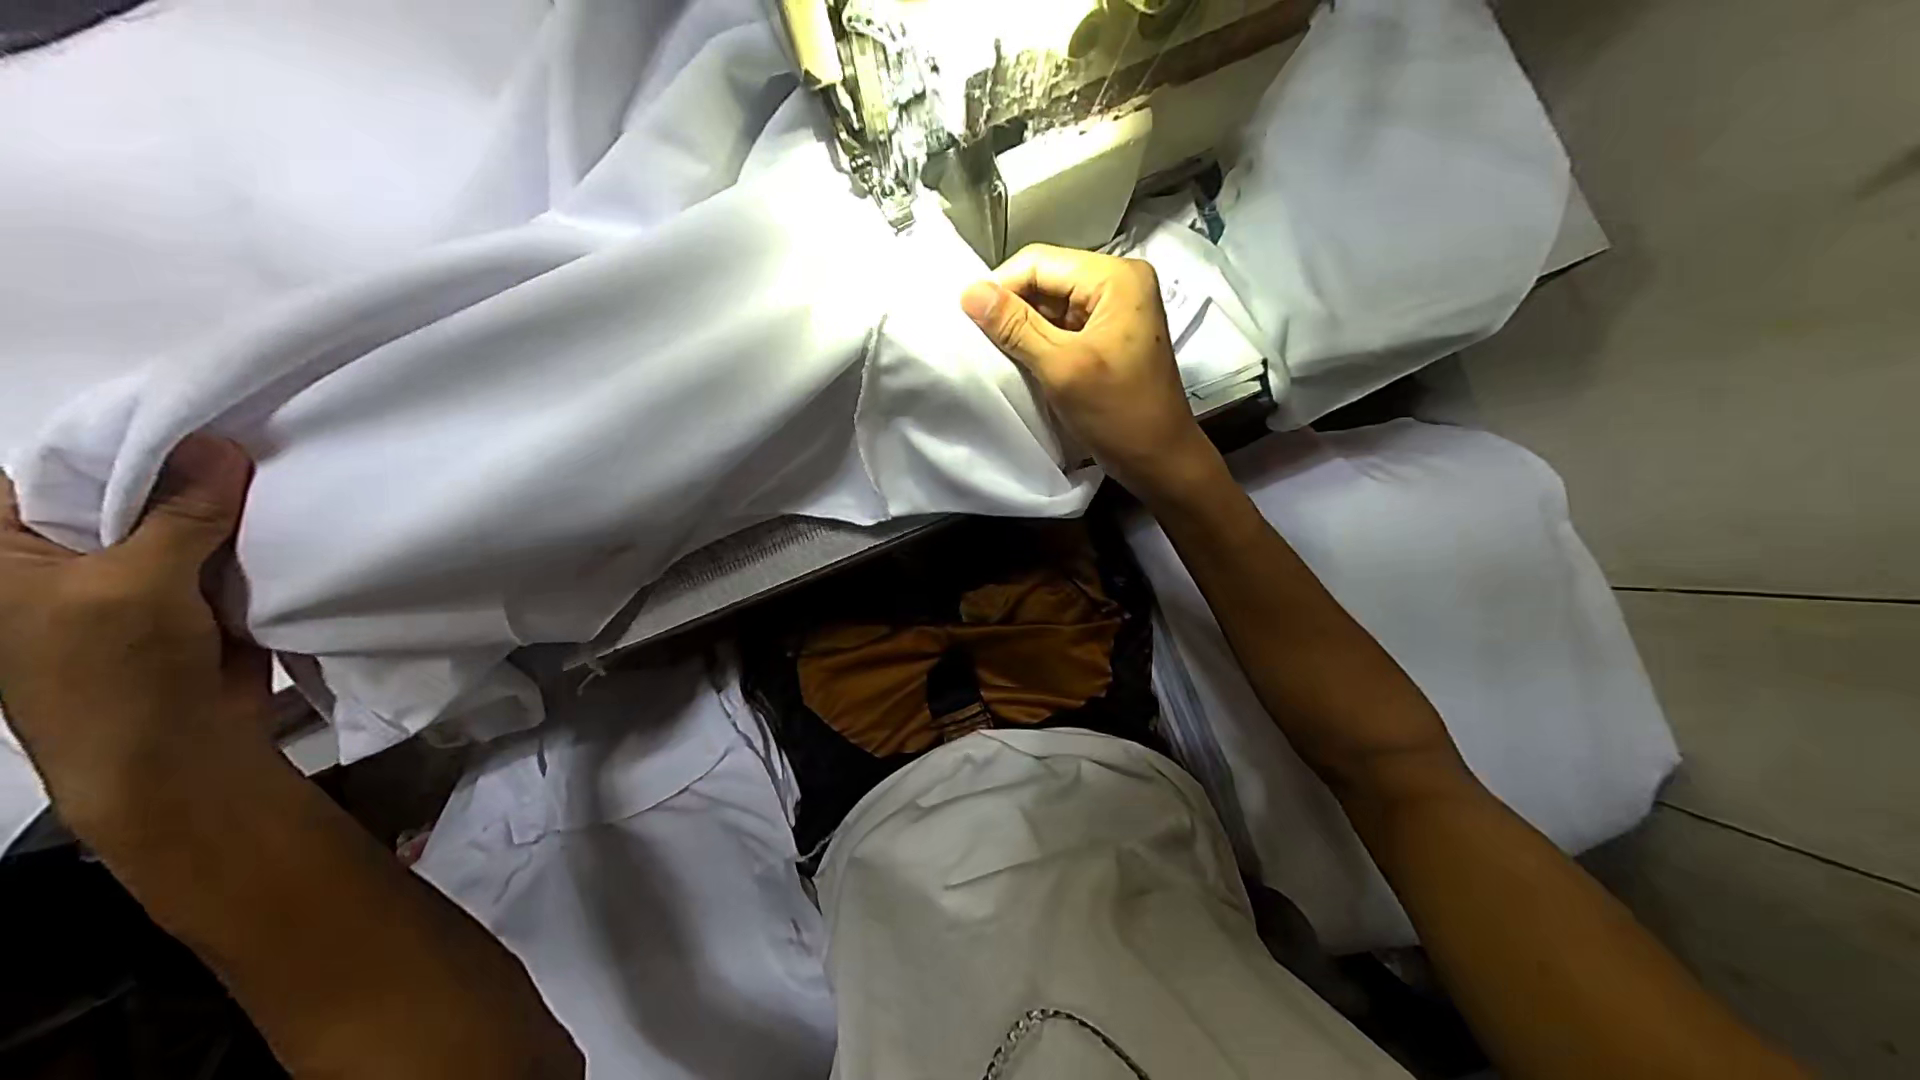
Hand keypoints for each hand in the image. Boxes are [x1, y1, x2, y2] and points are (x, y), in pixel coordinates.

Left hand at [0, 434, 274, 826]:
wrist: (172, 752)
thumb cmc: (113, 672)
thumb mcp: (135, 585)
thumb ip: (180, 515)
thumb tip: (221, 444)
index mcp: (7, 549)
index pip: (61, 470)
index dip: (127, 444)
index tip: (199, 416)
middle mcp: (68, 556)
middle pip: (131, 493)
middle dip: (191, 473)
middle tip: (253, 439)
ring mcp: (136, 579)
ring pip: (185, 523)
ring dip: (229, 509)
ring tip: (279, 472)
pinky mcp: (194, 599)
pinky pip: (222, 554)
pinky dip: (251, 540)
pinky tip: (285, 518)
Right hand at [961, 244, 1223, 502]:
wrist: (1159, 459)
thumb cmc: (1121, 415)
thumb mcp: (1062, 367)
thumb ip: (1015, 326)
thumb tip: (970, 293)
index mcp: (1116, 279)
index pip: (1040, 263)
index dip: (1001, 287)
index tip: (970, 319)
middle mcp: (1119, 284)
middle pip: (1046, 280)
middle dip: (1013, 308)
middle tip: (983, 341)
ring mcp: (1115, 310)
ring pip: (1051, 304)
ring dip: (1024, 327)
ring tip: (1003, 355)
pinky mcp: (1109, 335)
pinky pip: (1063, 325)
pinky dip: (1040, 341)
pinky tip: (1025, 362)